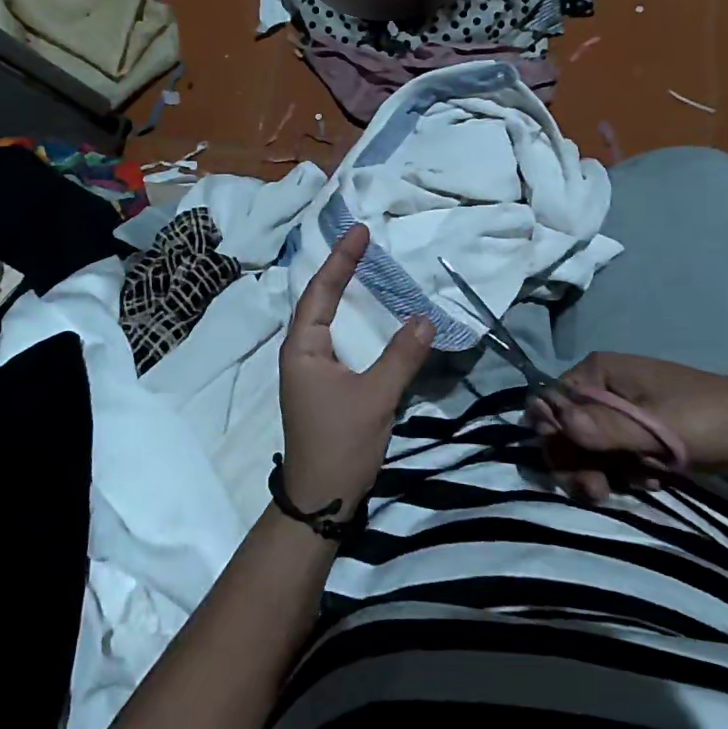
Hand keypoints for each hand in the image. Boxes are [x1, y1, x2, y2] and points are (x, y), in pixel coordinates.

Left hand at [278, 224, 433, 519]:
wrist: (323, 497)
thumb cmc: (341, 442)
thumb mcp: (376, 396)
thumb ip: (401, 355)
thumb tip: (425, 316)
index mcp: (302, 348)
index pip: (320, 291)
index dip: (340, 259)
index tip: (360, 231)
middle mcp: (302, 353)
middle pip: (320, 300)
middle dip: (341, 269)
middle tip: (366, 242)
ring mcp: (312, 370)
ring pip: (329, 321)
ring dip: (346, 294)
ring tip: (369, 268)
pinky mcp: (326, 385)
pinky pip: (340, 340)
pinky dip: (356, 321)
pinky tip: (373, 318)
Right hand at [538, 351, 727, 500]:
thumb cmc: (706, 420)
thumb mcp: (656, 427)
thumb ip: (606, 427)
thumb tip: (555, 421)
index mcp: (599, 371)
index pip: (550, 402)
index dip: (553, 436)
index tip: (573, 467)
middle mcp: (601, 387)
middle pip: (564, 430)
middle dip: (577, 464)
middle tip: (598, 491)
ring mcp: (617, 410)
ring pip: (585, 449)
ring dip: (603, 472)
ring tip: (639, 482)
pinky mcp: (634, 432)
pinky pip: (610, 457)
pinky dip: (624, 473)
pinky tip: (651, 478)